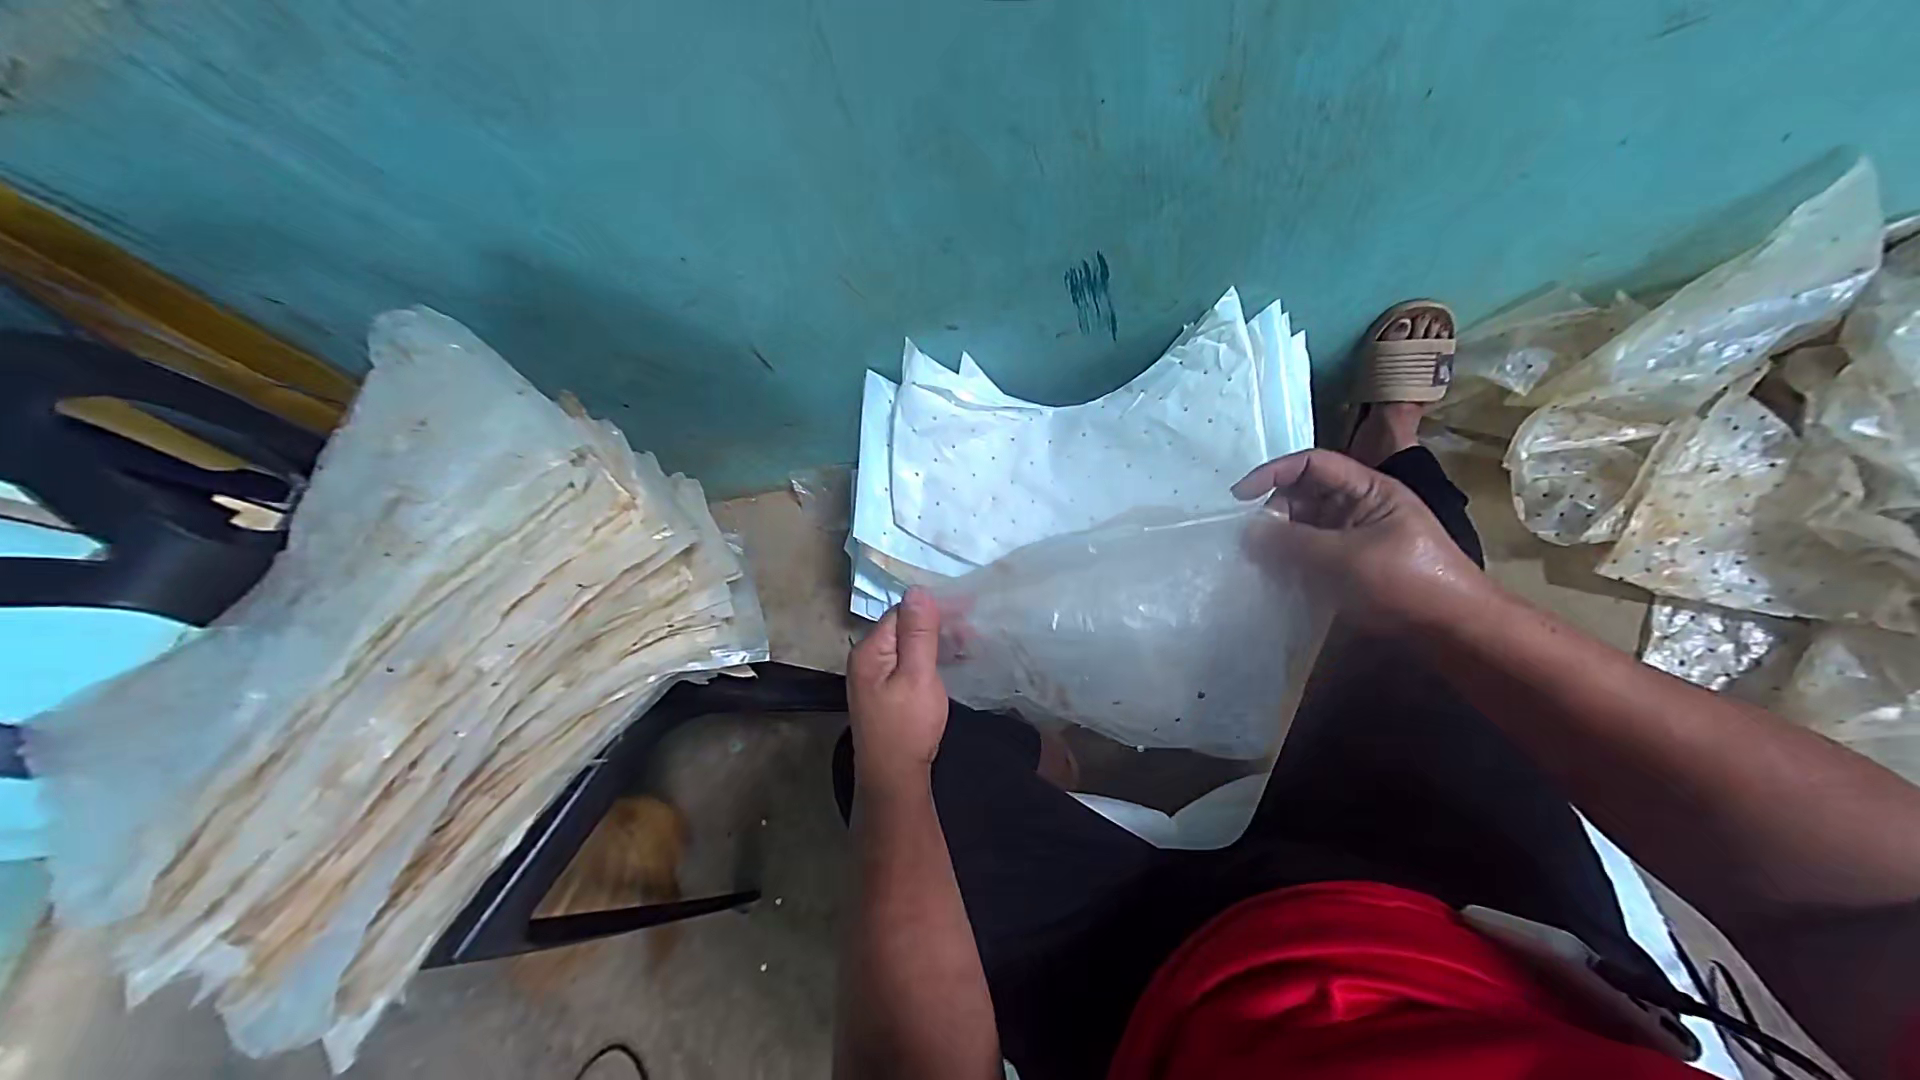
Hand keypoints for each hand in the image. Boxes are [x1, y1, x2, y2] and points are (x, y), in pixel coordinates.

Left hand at [847, 587, 950, 785]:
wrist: (894, 779)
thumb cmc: (908, 727)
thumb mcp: (918, 676)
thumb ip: (918, 633)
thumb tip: (918, 590)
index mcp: (870, 650)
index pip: (902, 613)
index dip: (934, 608)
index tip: (968, 608)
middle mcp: (866, 659)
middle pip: (904, 627)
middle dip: (937, 623)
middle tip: (973, 628)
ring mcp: (874, 677)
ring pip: (908, 646)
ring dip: (936, 641)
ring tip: (968, 644)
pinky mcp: (885, 692)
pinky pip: (908, 663)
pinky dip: (930, 659)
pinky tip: (950, 662)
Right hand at [1232, 449, 1488, 632]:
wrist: (1452, 629)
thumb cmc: (1407, 581)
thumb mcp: (1345, 557)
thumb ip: (1292, 542)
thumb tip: (1246, 532)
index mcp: (1368, 489)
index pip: (1312, 464)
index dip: (1273, 473)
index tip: (1239, 496)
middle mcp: (1357, 506)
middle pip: (1301, 495)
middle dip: (1272, 513)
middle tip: (1251, 542)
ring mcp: (1352, 535)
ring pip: (1301, 525)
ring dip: (1277, 540)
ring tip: (1258, 562)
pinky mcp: (1347, 563)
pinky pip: (1308, 551)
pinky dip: (1288, 559)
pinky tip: (1275, 576)